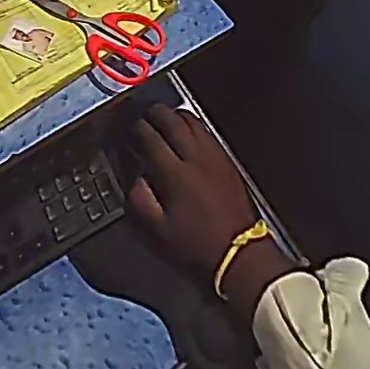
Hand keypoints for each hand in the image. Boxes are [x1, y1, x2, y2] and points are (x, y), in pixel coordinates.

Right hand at [128, 104, 294, 321]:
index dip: (135, 129)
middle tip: (143, 115)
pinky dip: (192, 125)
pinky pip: (206, 132)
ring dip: (174, 115)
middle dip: (154, 113)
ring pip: (192, 121)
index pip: (150, 137)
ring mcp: (214, 157)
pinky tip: (186, 133)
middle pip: (171, 120)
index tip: (128, 130)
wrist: (241, 256)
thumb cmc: (198, 246)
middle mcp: (195, 158)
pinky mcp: (227, 161)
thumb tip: (134, 176)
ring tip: (163, 119)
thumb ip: (140, 199)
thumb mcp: (158, 231)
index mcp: (174, 174)